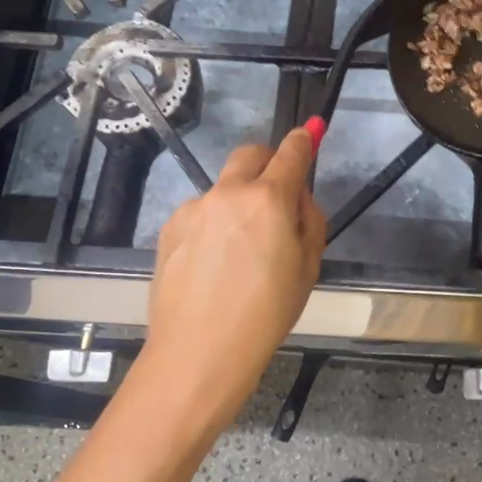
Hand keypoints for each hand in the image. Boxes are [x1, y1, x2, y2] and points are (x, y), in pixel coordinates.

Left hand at [130, 124, 325, 431]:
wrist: (199, 350)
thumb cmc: (267, 313)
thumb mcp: (309, 268)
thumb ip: (308, 221)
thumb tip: (297, 196)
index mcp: (269, 199)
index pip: (292, 153)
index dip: (305, 140)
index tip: (311, 131)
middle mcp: (228, 193)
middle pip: (251, 154)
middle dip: (268, 161)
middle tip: (278, 192)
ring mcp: (194, 208)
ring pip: (224, 189)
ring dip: (239, 201)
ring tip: (243, 251)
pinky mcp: (170, 229)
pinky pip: (201, 214)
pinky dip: (214, 225)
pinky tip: (215, 264)